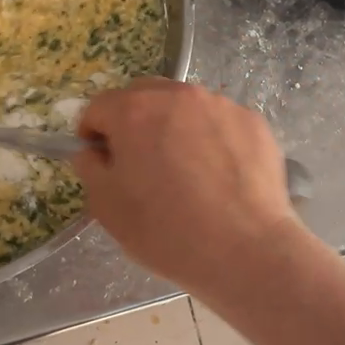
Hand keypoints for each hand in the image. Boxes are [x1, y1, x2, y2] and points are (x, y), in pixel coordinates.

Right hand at [74, 79, 307, 293]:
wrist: (245, 248)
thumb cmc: (166, 230)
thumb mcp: (108, 207)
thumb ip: (91, 169)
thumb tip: (92, 152)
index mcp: (135, 111)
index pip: (99, 107)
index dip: (92, 132)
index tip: (100, 158)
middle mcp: (178, 95)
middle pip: (144, 95)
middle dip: (133, 121)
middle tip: (140, 161)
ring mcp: (220, 105)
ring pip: (185, 106)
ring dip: (175, 127)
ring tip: (185, 169)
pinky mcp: (252, 121)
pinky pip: (220, 122)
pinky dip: (212, 138)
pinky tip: (219, 174)